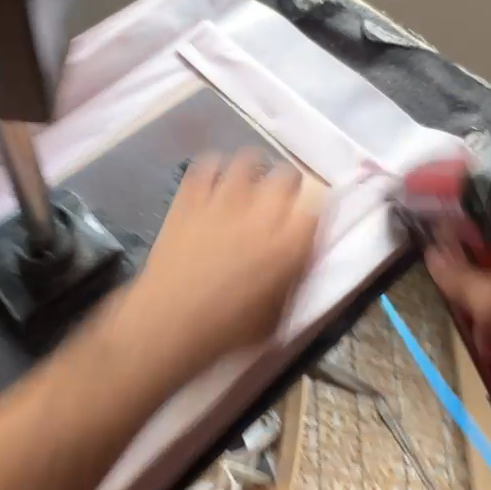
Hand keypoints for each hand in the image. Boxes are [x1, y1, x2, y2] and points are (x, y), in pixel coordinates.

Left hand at [113, 151, 322, 375]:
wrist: (171, 320)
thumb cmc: (229, 328)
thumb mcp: (278, 314)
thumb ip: (295, 279)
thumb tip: (301, 259)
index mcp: (292, 243)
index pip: (319, 204)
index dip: (315, 207)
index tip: (308, 216)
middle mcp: (263, 212)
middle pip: (287, 174)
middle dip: (287, 184)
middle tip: (280, 199)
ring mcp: (224, 199)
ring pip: (247, 161)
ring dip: (252, 170)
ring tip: (247, 183)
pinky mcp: (190, 197)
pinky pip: (205, 166)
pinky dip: (213, 169)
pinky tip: (213, 182)